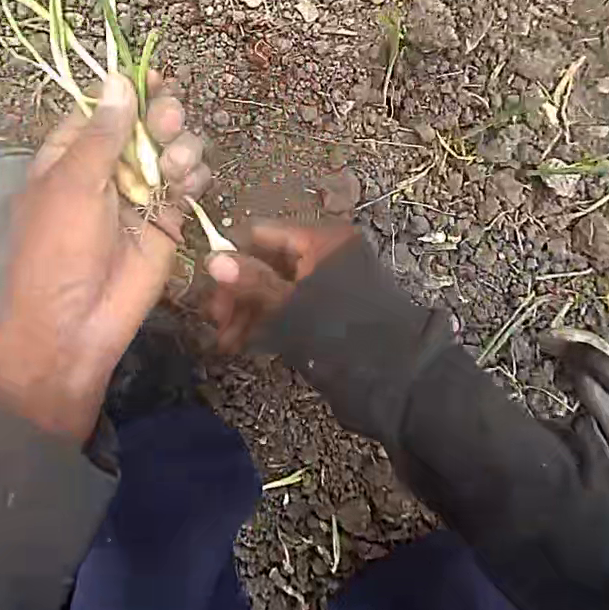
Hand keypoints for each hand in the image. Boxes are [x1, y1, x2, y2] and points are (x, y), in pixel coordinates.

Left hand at [0, 73, 209, 439]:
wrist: (77, 321)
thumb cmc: (58, 249)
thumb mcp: (71, 185)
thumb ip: (102, 133)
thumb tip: (119, 79)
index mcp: (73, 153)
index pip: (104, 108)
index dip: (128, 90)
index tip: (154, 78)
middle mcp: (111, 165)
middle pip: (148, 121)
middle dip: (164, 115)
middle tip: (166, 123)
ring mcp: (144, 189)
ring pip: (177, 147)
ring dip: (182, 147)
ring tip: (174, 168)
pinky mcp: (170, 214)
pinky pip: (192, 181)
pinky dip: (194, 176)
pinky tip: (184, 187)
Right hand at [203, 222, 357, 352]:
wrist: (398, 376)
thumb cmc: (341, 332)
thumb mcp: (289, 307)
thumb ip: (251, 282)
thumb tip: (213, 259)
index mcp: (318, 239)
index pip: (261, 234)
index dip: (231, 258)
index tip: (209, 290)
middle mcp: (323, 251)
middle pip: (266, 260)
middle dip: (238, 291)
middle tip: (216, 323)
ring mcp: (327, 278)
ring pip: (276, 285)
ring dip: (248, 310)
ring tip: (227, 342)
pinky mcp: (329, 306)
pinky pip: (291, 303)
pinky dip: (268, 319)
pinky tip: (245, 343)